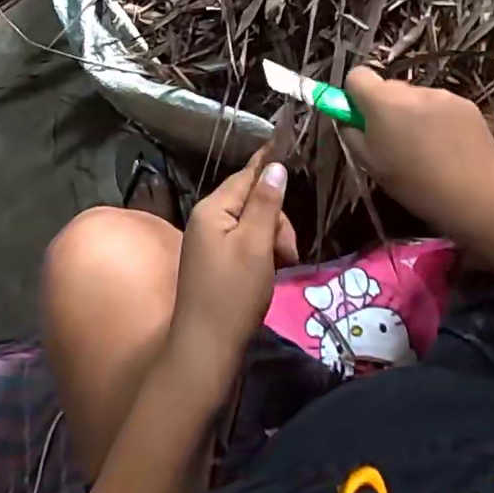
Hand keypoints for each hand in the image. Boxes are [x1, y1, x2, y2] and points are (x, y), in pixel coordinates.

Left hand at [163, 150, 296, 398]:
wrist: (206, 348)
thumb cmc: (232, 294)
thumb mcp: (255, 245)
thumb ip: (265, 203)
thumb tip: (275, 166)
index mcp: (212, 208)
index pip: (247, 175)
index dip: (269, 166)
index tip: (287, 145)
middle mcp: (207, 218)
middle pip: (252, 201)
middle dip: (276, 222)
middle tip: (286, 253)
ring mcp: (210, 241)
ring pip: (253, 224)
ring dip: (272, 240)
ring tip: (280, 267)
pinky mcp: (216, 261)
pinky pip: (245, 243)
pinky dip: (262, 254)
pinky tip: (270, 273)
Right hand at [342, 66, 493, 233]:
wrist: (479, 198)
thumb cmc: (415, 185)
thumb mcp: (370, 164)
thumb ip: (352, 133)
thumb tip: (347, 117)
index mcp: (383, 102)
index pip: (357, 75)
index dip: (354, 95)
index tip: (360, 118)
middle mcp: (412, 90)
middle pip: (388, 87)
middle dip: (385, 106)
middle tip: (392, 139)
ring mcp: (442, 94)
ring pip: (415, 97)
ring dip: (412, 113)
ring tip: (423, 147)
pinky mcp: (466, 104)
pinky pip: (439, 105)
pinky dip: (436, 119)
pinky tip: (446, 147)